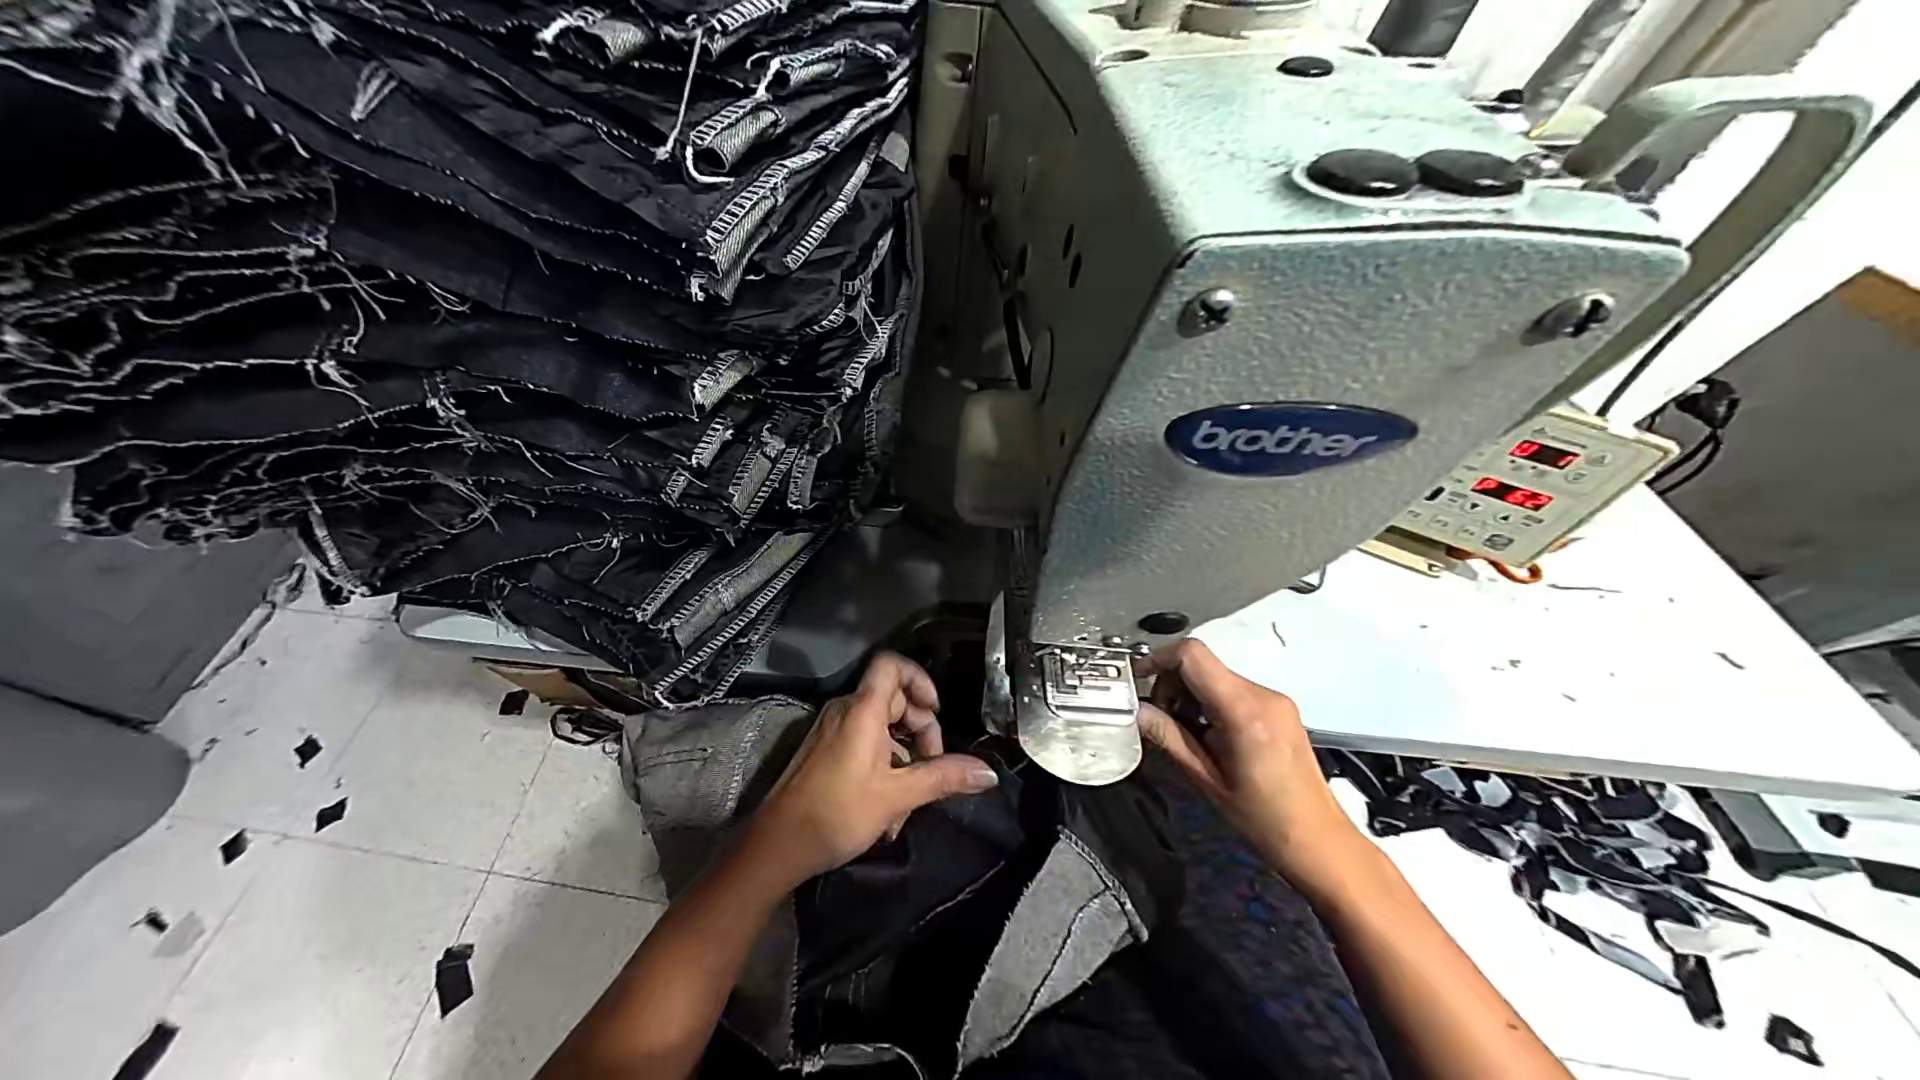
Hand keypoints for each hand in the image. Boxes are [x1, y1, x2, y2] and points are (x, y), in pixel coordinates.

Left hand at [743, 652, 999, 889]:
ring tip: (908, 805)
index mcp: (862, 710)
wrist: (777, 846)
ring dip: (905, 761)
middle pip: (896, 701)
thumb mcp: (897, 796)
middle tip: (931, 772)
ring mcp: (833, 730)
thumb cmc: (837, 813)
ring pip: (884, 729)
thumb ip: (943, 778)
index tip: (936, 711)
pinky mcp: (826, 750)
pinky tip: (888, 810)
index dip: (920, 679)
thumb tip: (988, 772)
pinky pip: (866, 745)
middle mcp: (846, 711)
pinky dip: (885, 768)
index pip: (892, 665)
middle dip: (922, 735)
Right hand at [1135, 640, 1360, 879]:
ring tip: (1186, 734)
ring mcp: (1275, 700)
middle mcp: (1264, 696)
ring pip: (1215, 676)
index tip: (1138, 678)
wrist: (1320, 842)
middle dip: (1171, 685)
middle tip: (1161, 719)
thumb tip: (1136, 711)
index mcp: (1244, 712)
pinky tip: (1208, 736)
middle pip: (1202, 664)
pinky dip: (1210, 703)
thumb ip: (1168, 737)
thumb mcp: (1206, 779)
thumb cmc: (1265, 820)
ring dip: (1190, 696)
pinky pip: (1233, 690)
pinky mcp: (1279, 709)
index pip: (1192, 656)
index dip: (1158, 660)